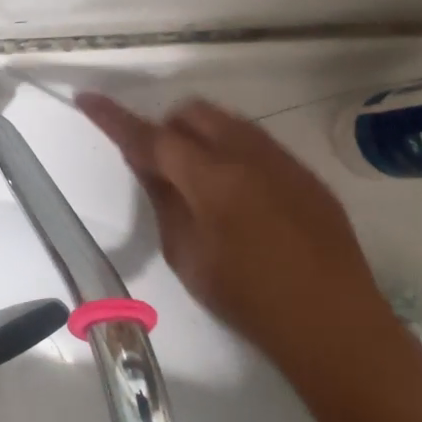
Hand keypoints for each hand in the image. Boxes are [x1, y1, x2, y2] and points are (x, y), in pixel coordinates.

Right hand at [75, 93, 394, 369]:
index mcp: (210, 179)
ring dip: (201, 136)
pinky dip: (233, 152)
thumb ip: (163, 200)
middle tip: (157, 165)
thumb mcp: (185, 254)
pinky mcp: (307, 176)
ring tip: (197, 181)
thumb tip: (147, 164)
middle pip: (194, 113)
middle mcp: (248, 157)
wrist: (333, 323)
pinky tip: (238, 197)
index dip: (114, 117)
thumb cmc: (245, 297)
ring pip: (228, 122)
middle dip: (166, 127)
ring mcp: (284, 163)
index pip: (150, 136)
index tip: (88, 99)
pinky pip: (258, 143)